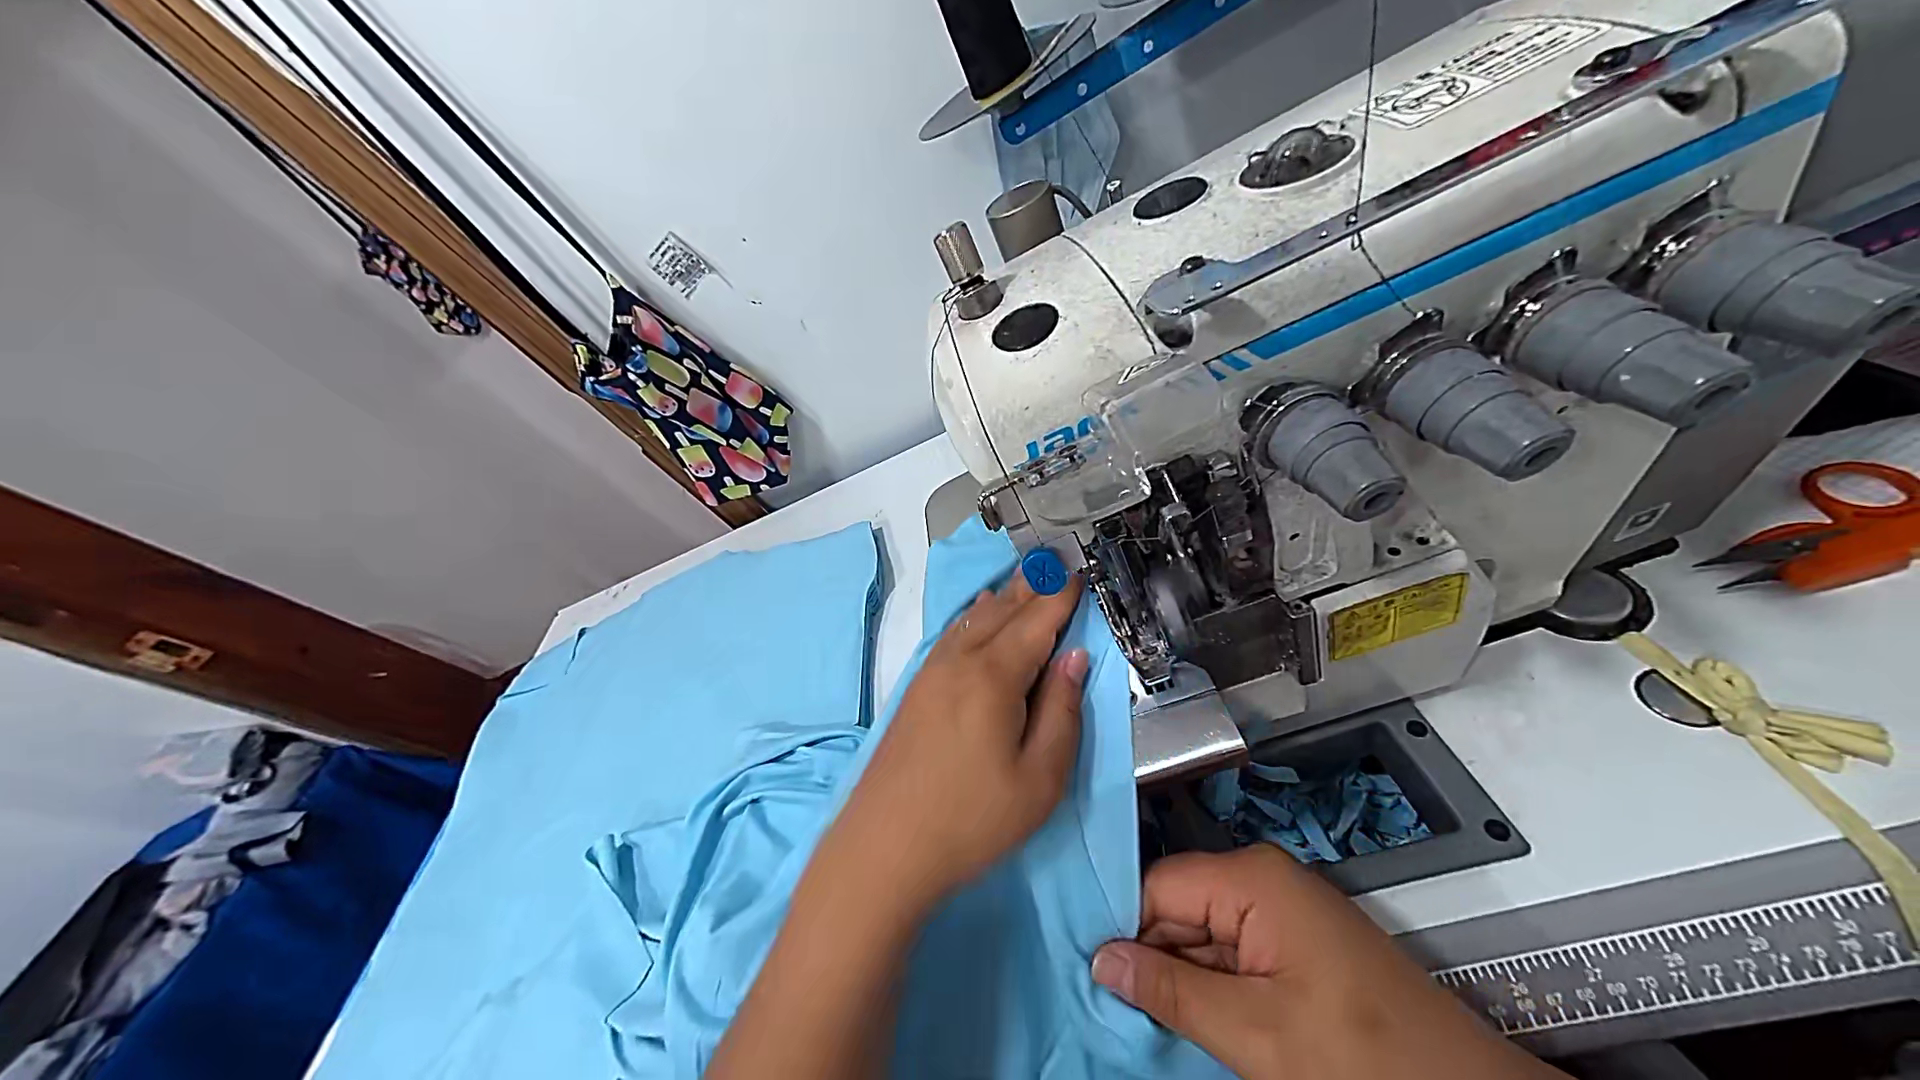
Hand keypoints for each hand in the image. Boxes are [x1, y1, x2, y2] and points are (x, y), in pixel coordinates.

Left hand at [830, 572, 1087, 910]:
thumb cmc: (972, 820)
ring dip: (1003, 597)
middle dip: (1033, 586)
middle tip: (1055, 562)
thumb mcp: (1040, 778)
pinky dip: (973, 616)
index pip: (1037, 621)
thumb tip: (1074, 660)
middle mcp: (959, 662)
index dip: (1061, 596)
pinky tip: (977, 614)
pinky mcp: (915, 690)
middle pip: (1003, 611)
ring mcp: (931, 673)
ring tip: (1025, 579)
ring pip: (974, 619)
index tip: (1078, 570)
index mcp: (994, 677)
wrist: (883, 848)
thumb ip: (1062, 712)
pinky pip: (952, 635)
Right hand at [1091, 847, 1565, 1079]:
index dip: (1124, 927)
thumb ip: (1170, 992)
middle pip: (1176, 907)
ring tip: (1152, 1021)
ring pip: (1199, 934)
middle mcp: (1261, 880)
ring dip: (1179, 978)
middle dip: (1151, 956)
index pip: (1156, 885)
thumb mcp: (1257, 1033)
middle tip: (1118, 1008)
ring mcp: (1279, 911)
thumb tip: (1101, 960)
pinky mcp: (1292, 943)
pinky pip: (1229, 953)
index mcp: (1251, 879)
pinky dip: (1209, 987)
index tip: (1094, 972)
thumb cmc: (1366, 1061)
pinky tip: (1193, 1021)